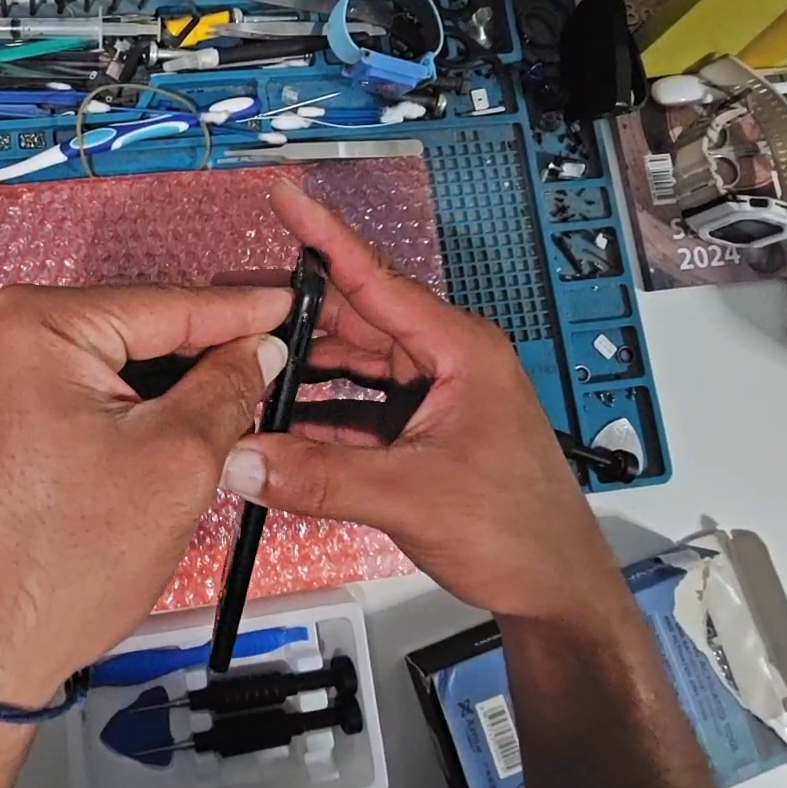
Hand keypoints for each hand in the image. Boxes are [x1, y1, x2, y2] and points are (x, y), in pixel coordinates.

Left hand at [0, 284, 290, 707]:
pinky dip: (120, 398)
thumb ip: (227, 388)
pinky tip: (162, 416)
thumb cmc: (56, 570)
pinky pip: (69, 382)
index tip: (282, 305)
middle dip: (198, 349)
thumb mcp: (176, 464)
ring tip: (225, 393)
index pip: (161, 304)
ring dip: (161, 379)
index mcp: (30, 325)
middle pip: (128, 327)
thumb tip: (256, 348)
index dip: (236, 311)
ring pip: (102, 356)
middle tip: (264, 356)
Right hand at [216, 181, 619, 621]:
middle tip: (233, 306)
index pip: (376, 279)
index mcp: (457, 349)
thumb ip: (320, 477)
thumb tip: (241, 459)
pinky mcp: (414, 426)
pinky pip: (351, 404)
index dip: (325, 235)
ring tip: (244, 360)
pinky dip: (314, 410)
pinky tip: (275, 419)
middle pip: (352, 319)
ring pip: (348, 362)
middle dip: (292, 313)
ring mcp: (427, 393)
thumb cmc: (516, 530)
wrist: (553, 590)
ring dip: (299, 365)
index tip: (287, 196)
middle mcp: (441, 359)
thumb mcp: (413, 496)